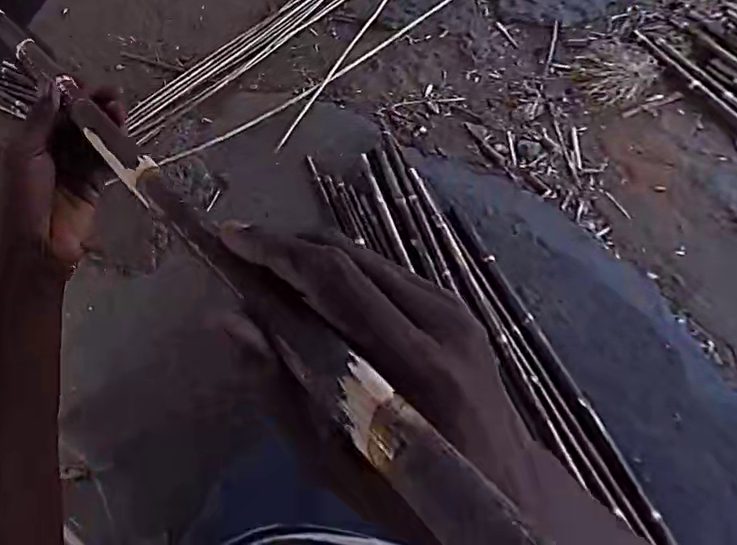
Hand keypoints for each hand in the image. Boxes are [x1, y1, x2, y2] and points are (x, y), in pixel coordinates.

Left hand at [0, 82, 124, 273]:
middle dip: (93, 103)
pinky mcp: (93, 180)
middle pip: (77, 118)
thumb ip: (42, 119)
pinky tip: (122, 130)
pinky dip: (115, 141)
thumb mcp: (25, 153)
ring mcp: (74, 165)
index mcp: (30, 140)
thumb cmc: (22, 199)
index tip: (86, 85)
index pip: (54, 108)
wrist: (38, 248)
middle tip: (111, 95)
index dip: (70, 93)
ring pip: (94, 133)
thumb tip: (52, 84)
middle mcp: (53, 149)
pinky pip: (106, 155)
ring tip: (119, 110)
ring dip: (106, 119)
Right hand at [217, 225, 542, 503]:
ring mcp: (452, 307)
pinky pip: (382, 268)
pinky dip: (339, 269)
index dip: (275, 253)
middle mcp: (440, 321)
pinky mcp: (454, 302)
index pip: (334, 283)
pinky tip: (315, 290)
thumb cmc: (414, 498)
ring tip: (270, 271)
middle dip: (285, 245)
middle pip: (346, 255)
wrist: (512, 499)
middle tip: (241, 251)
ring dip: (309, 254)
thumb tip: (225, 319)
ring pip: (362, 254)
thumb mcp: (334, 464)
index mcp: (416, 369)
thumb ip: (277, 387)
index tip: (229, 237)